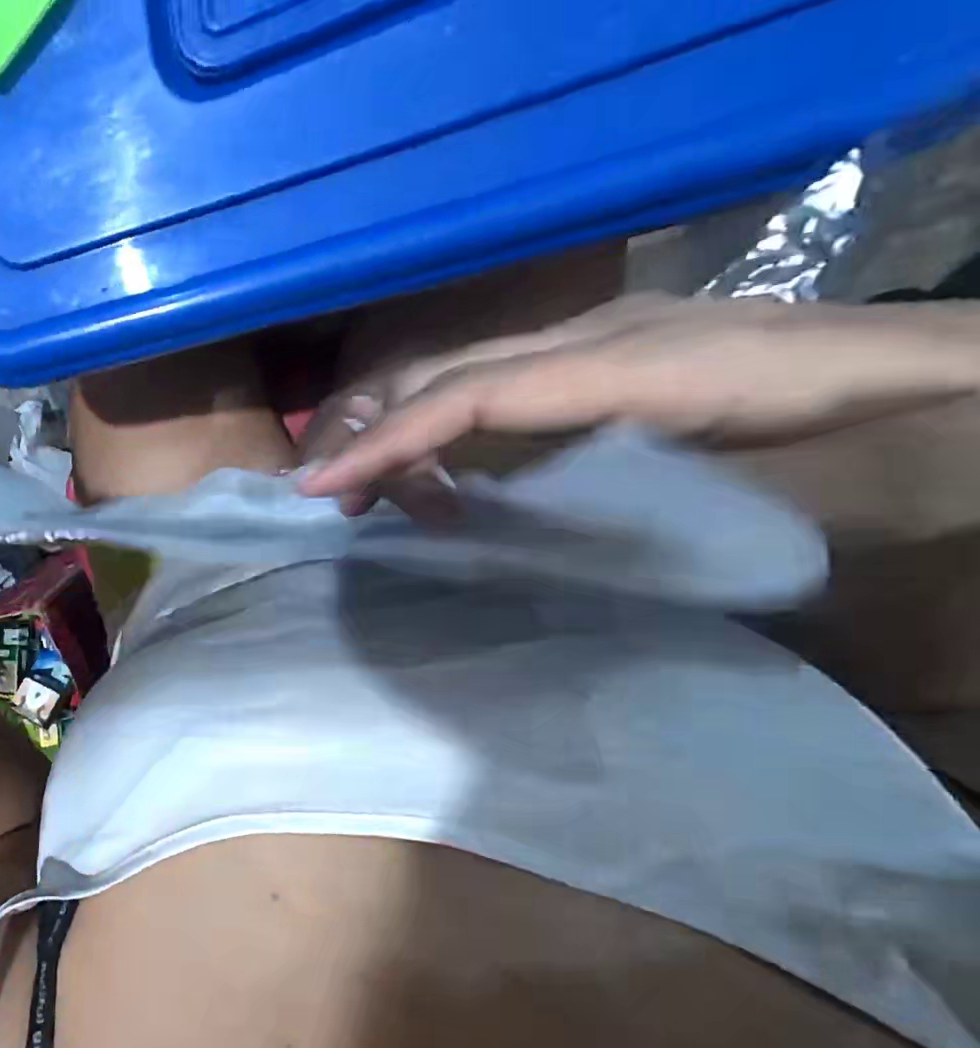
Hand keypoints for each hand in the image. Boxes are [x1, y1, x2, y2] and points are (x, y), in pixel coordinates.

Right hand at [299, 295, 979, 502]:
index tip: (319, 489)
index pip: (466, 396)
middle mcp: (584, 339)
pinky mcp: (584, 364)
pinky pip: (482, 391)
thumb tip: (488, 518)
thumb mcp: (744, 481)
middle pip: (436, 374)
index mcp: (621, 363)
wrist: (936, 377)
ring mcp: (581, 345)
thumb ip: (623, 491)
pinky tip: (444, 481)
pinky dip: (436, 435)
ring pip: (447, 378)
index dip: (383, 440)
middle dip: (365, 433)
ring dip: (395, 437)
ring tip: (385, 502)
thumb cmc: (860, 437)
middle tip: (332, 500)